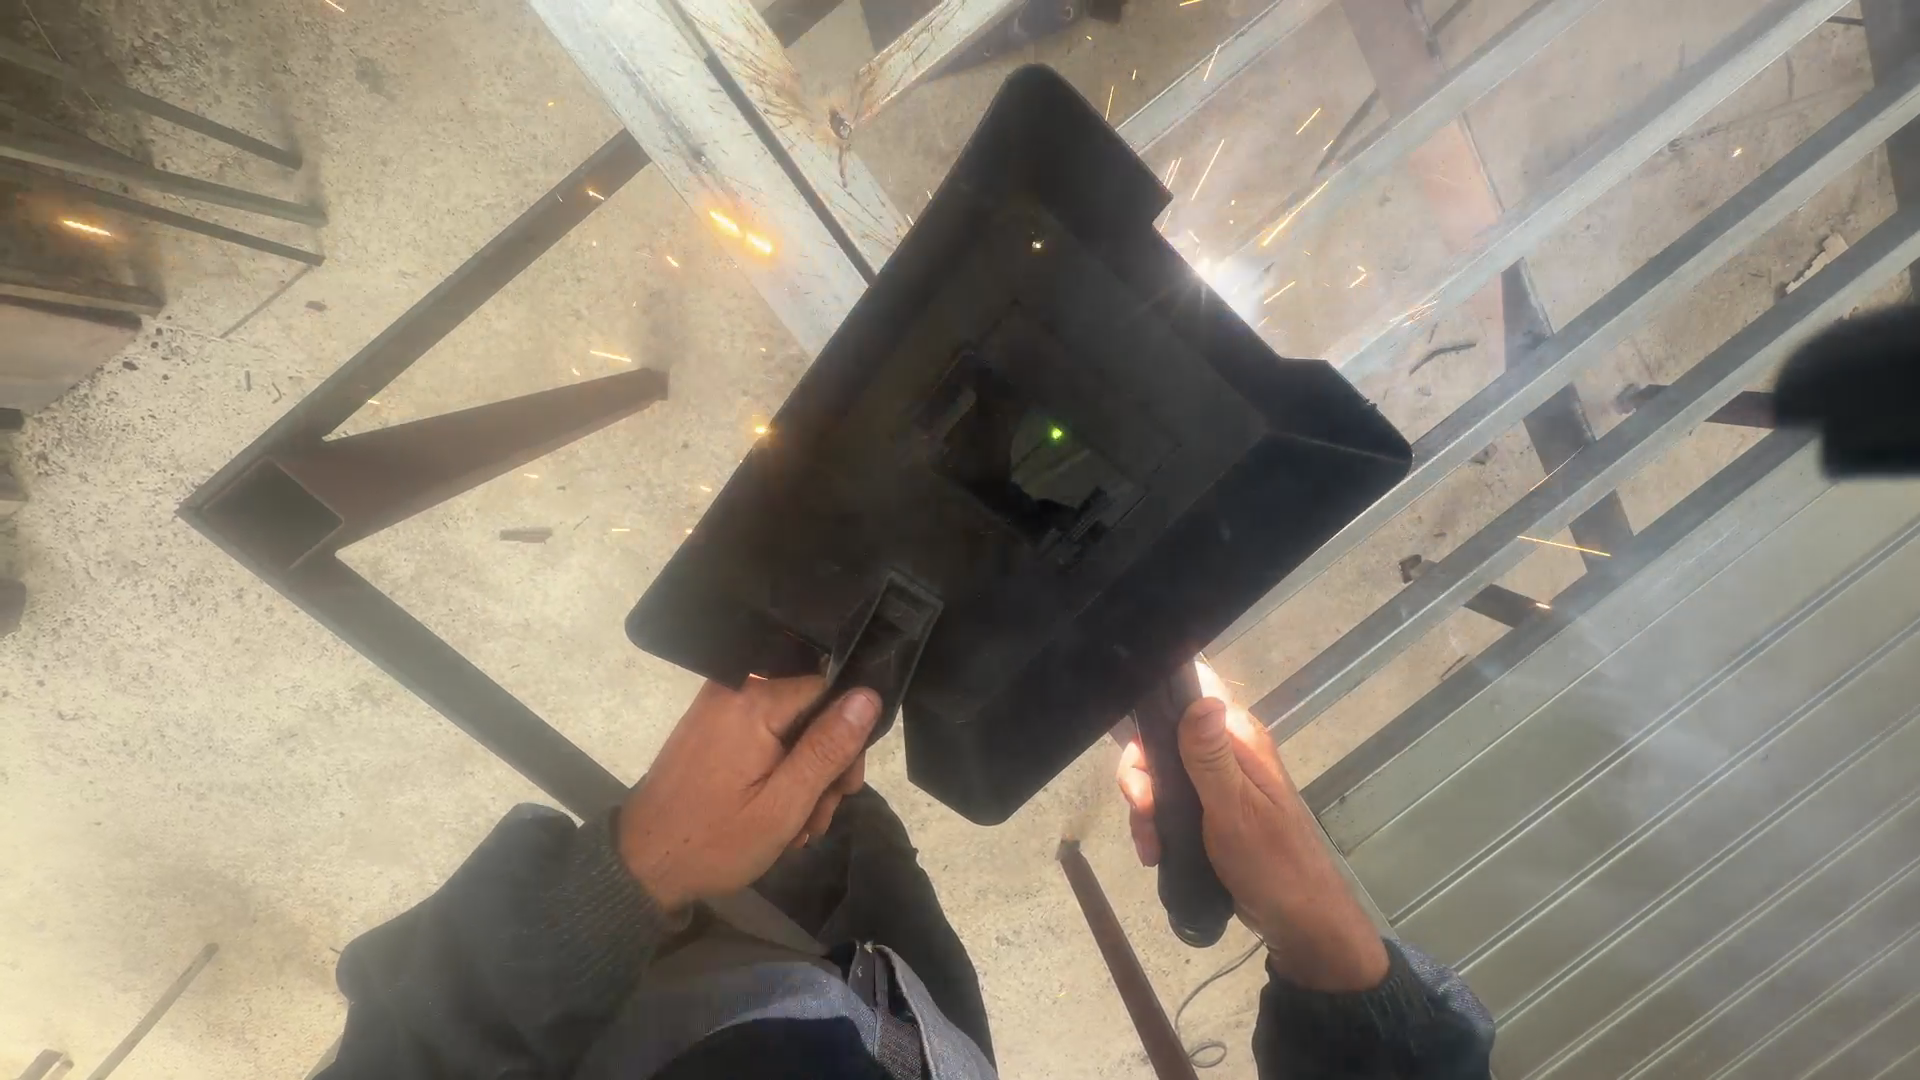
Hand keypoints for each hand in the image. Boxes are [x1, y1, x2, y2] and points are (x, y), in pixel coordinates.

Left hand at [619, 675, 878, 910]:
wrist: (638, 867)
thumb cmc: (713, 841)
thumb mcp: (783, 806)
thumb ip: (828, 748)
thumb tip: (869, 695)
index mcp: (755, 700)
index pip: (830, 690)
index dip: (848, 735)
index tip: (846, 785)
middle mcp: (737, 688)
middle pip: (812, 708)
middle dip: (826, 762)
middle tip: (820, 816)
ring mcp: (721, 704)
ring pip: (791, 726)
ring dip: (803, 773)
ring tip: (797, 825)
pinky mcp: (713, 723)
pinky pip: (764, 732)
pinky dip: (777, 768)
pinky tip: (777, 810)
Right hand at [1116, 664, 1387, 991]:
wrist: (1300, 926)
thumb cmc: (1272, 865)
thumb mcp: (1235, 810)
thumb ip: (1210, 757)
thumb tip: (1201, 700)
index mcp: (1239, 738)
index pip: (1192, 691)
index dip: (1158, 706)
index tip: (1139, 745)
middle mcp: (1227, 749)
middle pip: (1164, 736)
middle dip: (1143, 773)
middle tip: (1142, 808)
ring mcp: (1218, 780)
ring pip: (1161, 771)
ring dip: (1146, 805)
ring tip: (1149, 842)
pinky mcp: (1210, 807)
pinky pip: (1170, 800)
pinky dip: (1156, 821)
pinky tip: (1154, 848)